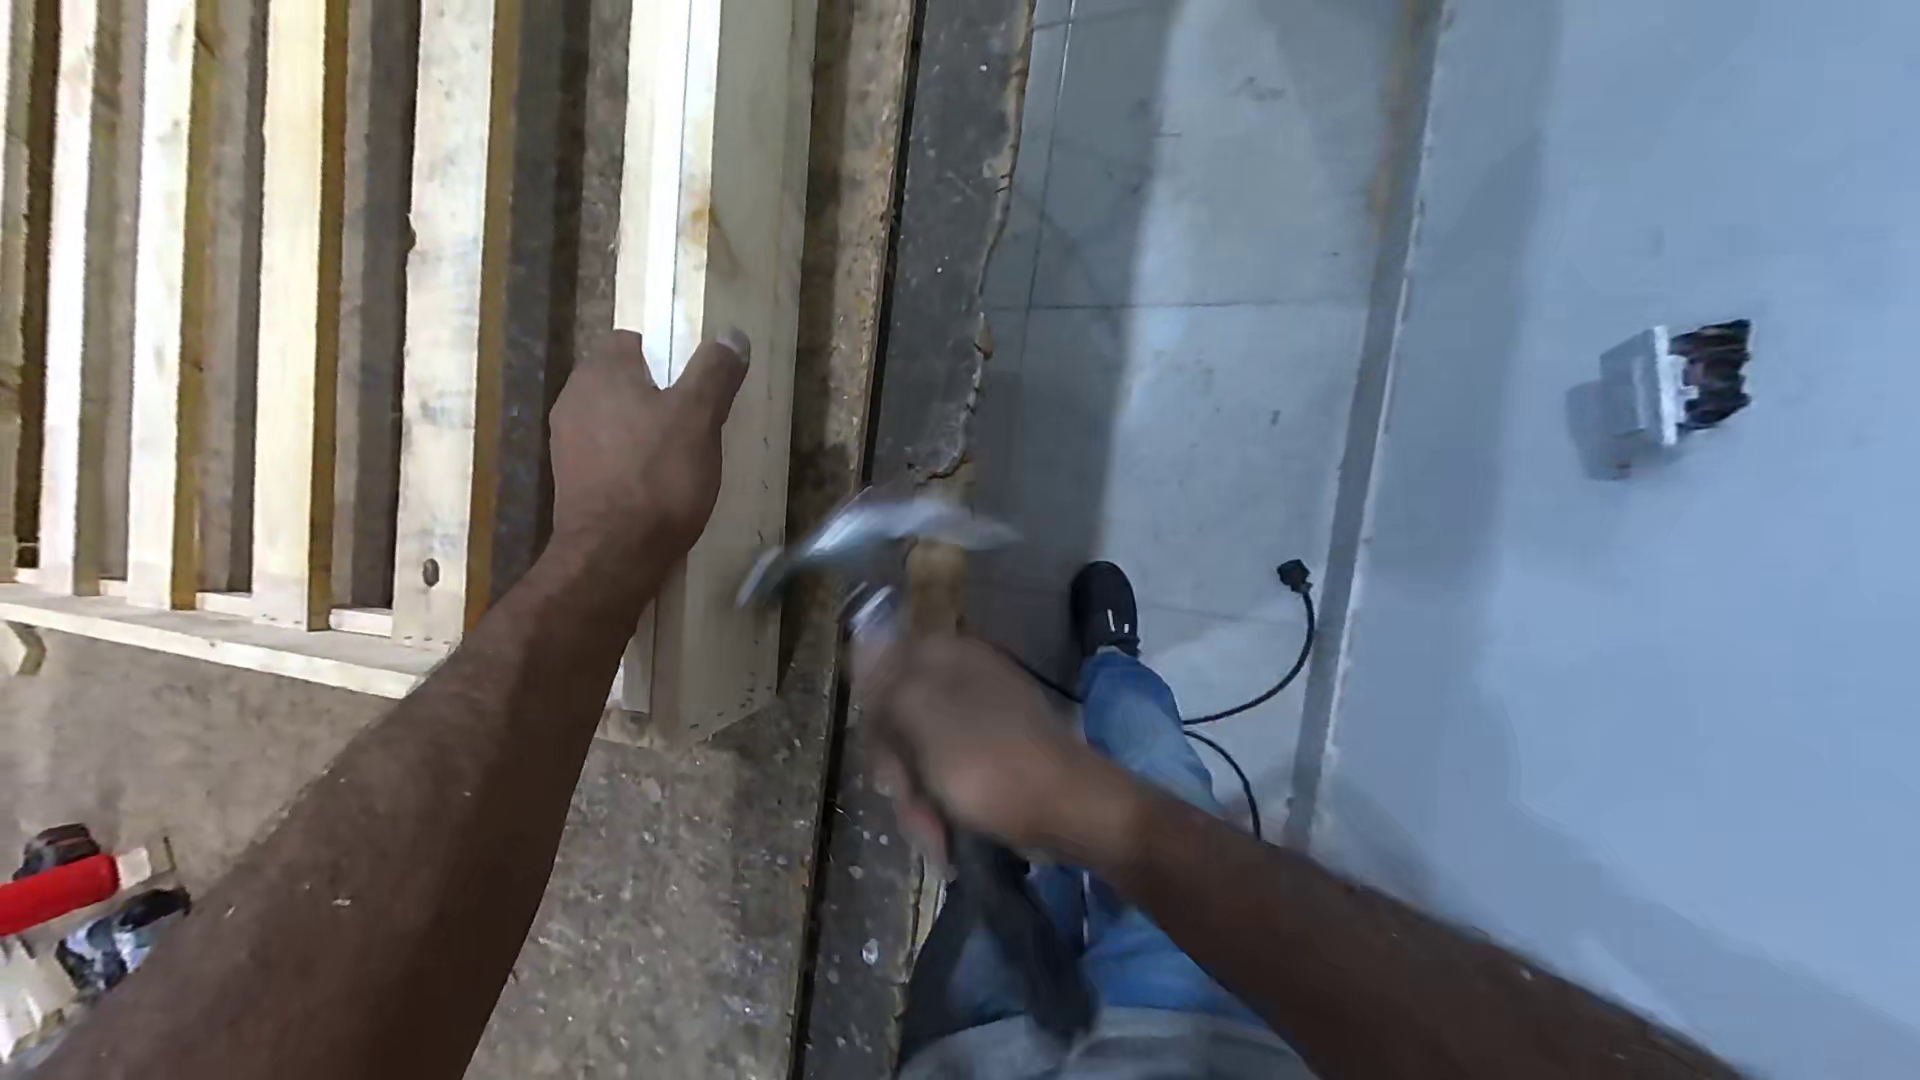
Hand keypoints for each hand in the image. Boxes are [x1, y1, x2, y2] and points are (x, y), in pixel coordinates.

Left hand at [548, 330, 748, 593]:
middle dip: (661, 395)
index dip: (669, 358)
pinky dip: (632, 459)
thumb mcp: (700, 418)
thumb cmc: (661, 477)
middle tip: (698, 424)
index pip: (634, 341)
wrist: (615, 553)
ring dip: (647, 429)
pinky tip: (656, 485)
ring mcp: (568, 440)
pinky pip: (608, 452)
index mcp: (602, 372)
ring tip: (681, 458)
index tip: (698, 387)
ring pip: (617, 417)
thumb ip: (714, 372)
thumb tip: (733, 335)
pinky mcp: (571, 477)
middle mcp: (575, 397)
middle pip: (626, 380)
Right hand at [857, 634, 1142, 864]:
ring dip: (917, 798)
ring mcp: (980, 716)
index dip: (876, 718)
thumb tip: (864, 636)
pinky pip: (948, 772)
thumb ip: (888, 679)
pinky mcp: (993, 752)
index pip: (882, 671)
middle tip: (905, 799)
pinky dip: (943, 804)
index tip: (882, 753)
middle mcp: (961, 678)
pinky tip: (947, 835)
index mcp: (946, 657)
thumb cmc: (987, 763)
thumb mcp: (922, 717)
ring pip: (921, 754)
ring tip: (933, 834)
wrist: (1067, 810)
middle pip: (899, 719)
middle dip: (897, 769)